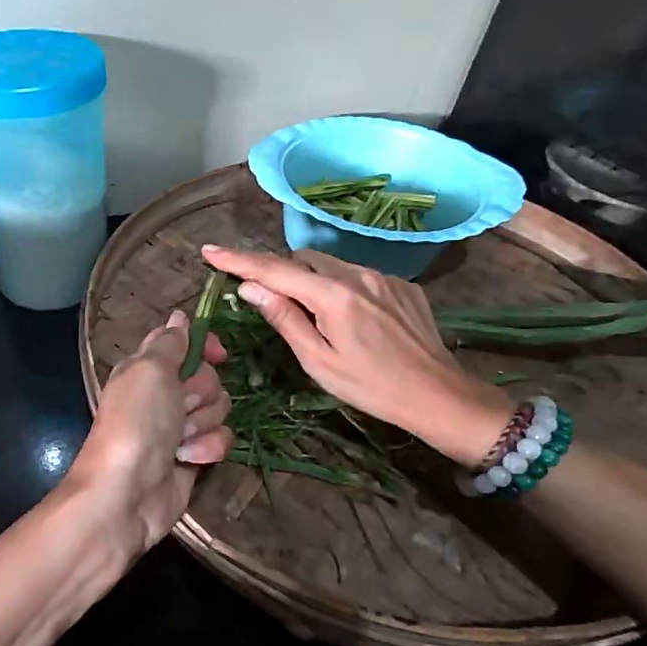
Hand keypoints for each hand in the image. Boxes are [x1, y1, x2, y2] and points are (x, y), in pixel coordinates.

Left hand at [69, 310, 232, 554]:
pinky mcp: (195, 455)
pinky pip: (221, 440)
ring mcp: (180, 427)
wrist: (127, 492)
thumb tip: (179, 316)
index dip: (204, 347)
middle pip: (208, 377)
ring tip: (178, 440)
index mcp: (147, 369)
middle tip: (180, 407)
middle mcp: (164, 394)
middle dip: (201, 393)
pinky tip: (187, 459)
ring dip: (202, 424)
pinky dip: (207, 449)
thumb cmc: (136, 423)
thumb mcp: (149, 370)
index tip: (218, 355)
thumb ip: (170, 342)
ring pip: (219, 409)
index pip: (185, 342)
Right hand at [201, 245, 512, 465]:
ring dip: (315, 281)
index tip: (211, 251)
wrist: (436, 394)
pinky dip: (344, 288)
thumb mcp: (319, 362)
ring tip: (320, 319)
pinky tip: (356, 321)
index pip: (276, 269)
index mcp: (334, 295)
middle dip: (283, 273)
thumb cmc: (371, 387)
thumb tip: (251, 287)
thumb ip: (285, 319)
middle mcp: (359, 274)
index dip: (239, 260)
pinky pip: (360, 275)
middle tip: (275, 303)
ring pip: (333, 265)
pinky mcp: (403, 284)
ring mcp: (384, 276)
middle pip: (305, 259)